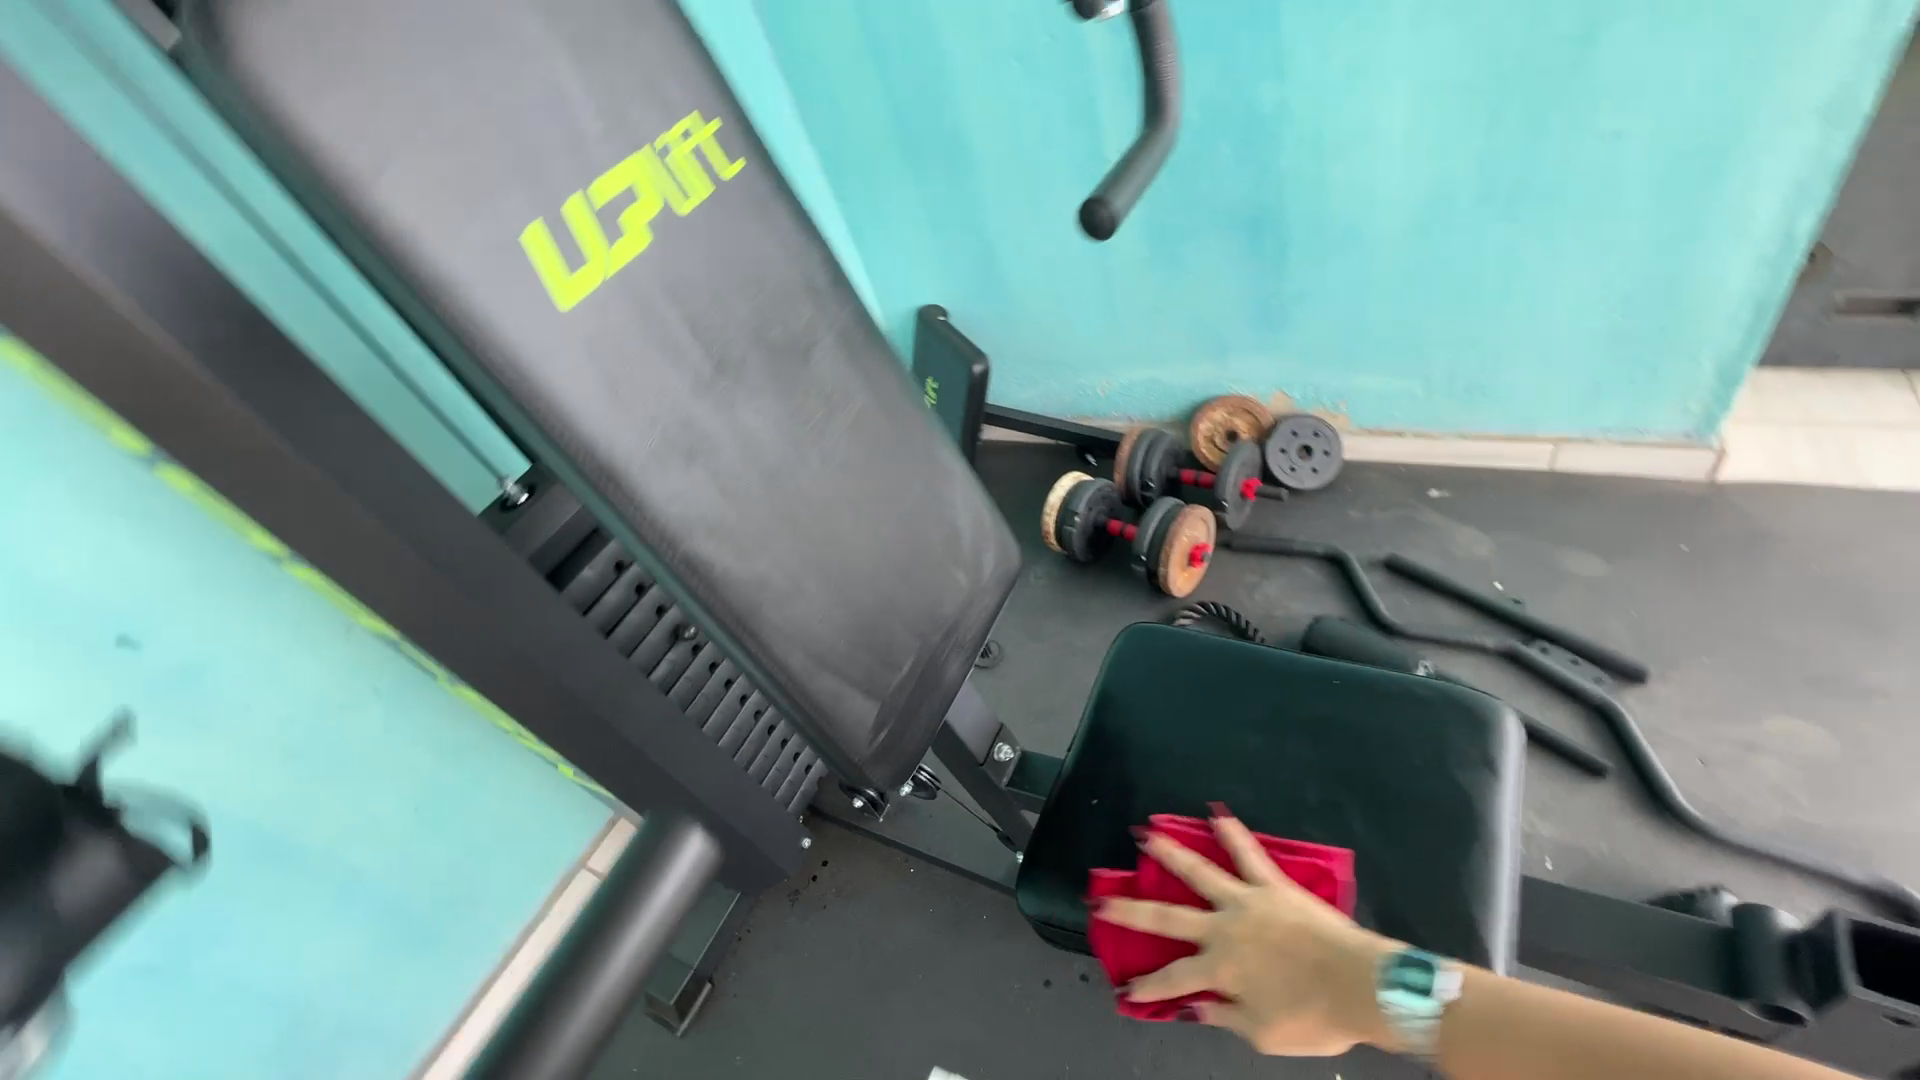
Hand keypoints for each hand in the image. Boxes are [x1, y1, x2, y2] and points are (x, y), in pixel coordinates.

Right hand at [1097, 811, 1395, 1055]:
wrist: (1360, 987)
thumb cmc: (1315, 1018)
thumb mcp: (1264, 1034)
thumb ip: (1226, 1017)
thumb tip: (1196, 1007)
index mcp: (1219, 970)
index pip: (1173, 981)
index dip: (1147, 987)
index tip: (1124, 991)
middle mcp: (1222, 930)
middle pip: (1167, 918)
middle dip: (1130, 911)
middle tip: (1102, 899)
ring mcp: (1246, 902)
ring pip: (1200, 873)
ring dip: (1171, 854)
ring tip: (1146, 835)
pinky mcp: (1272, 886)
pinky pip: (1250, 855)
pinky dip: (1234, 834)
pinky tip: (1218, 813)